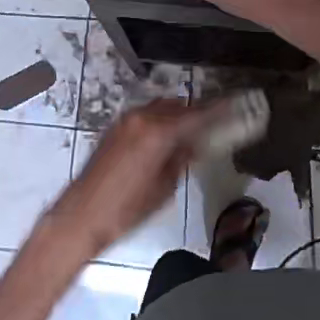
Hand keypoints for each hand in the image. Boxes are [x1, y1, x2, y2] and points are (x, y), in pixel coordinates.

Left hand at [48, 98, 226, 250]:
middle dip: (198, 113)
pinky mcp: (115, 127)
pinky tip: (165, 139)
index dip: (220, 110)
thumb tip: (195, 146)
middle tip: (214, 125)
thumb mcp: (165, 187)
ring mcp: (126, 120)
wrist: (82, 214)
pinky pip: (146, 115)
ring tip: (190, 134)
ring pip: (161, 108)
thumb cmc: (127, 209)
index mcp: (159, 132)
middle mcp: (143, 118)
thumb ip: (183, 160)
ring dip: (177, 116)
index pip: (199, 115)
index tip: (236, 105)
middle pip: (180, 106)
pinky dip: (159, 121)